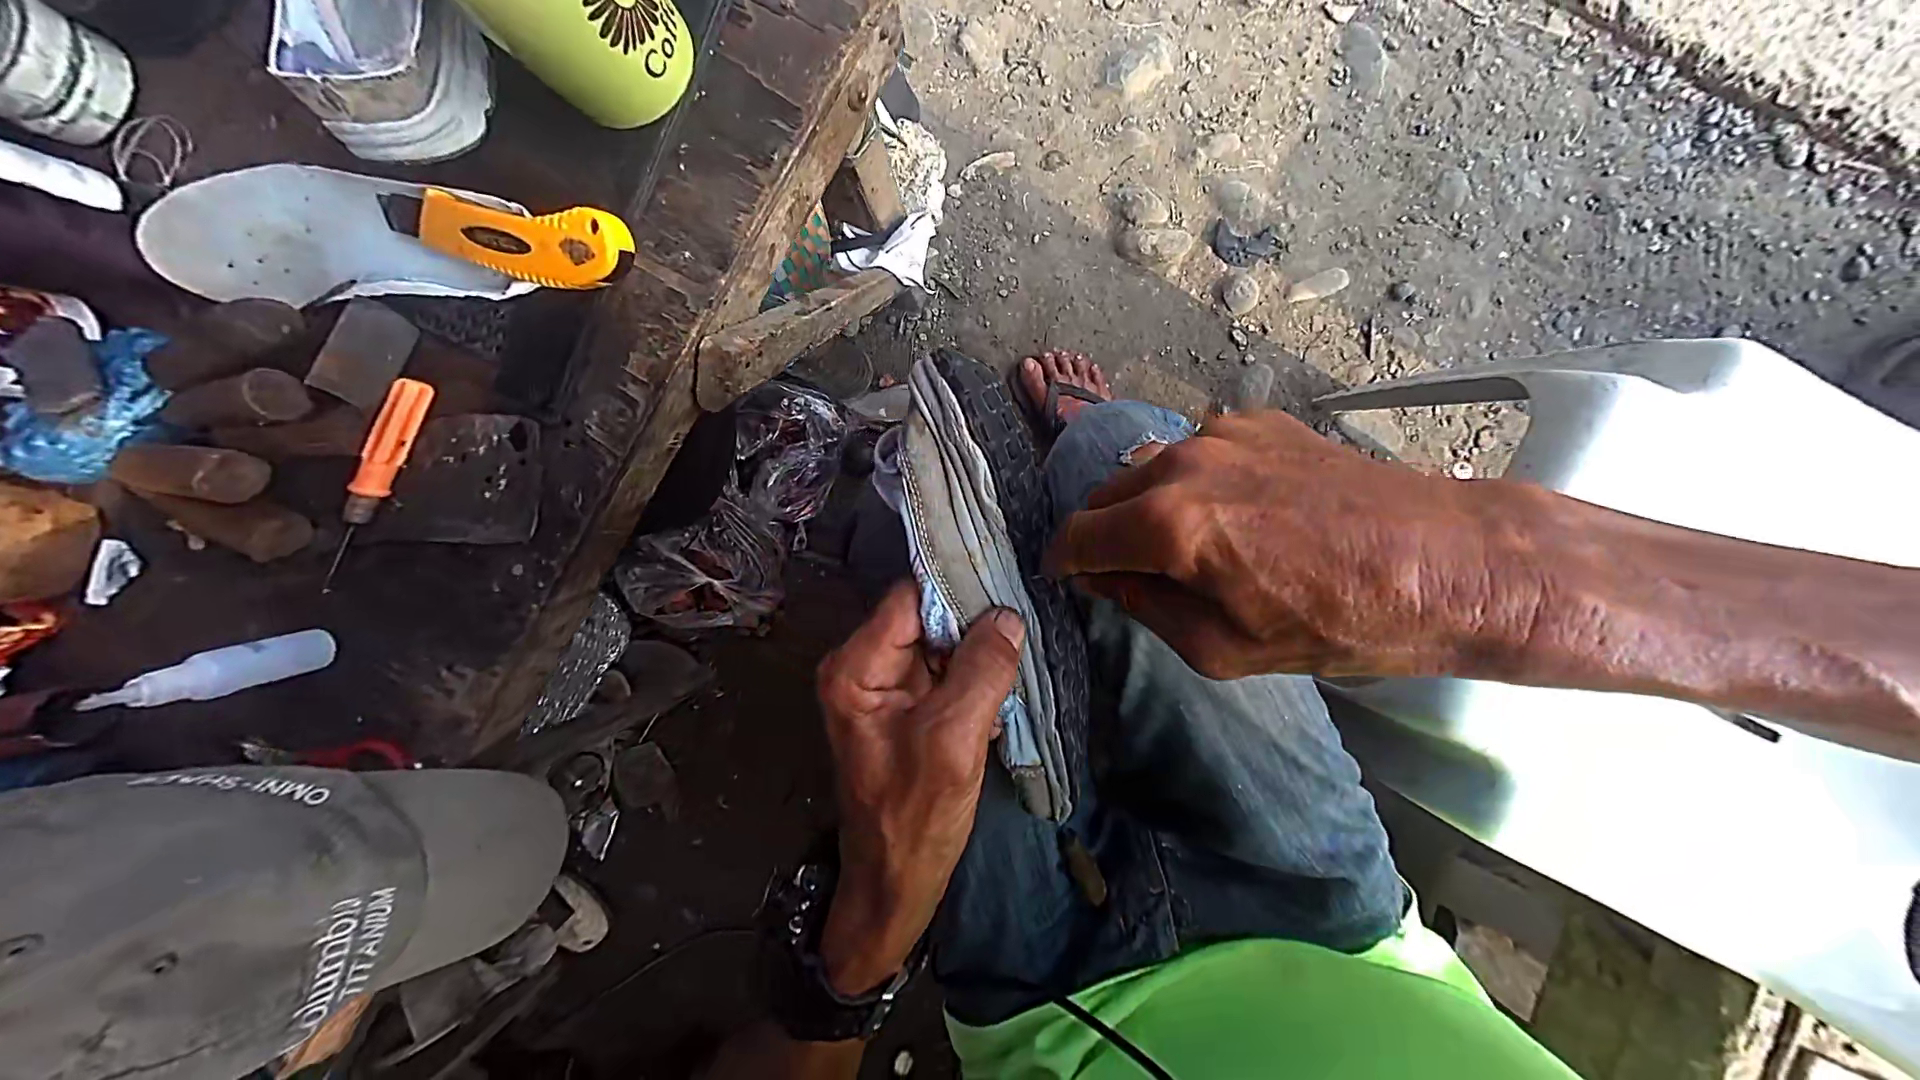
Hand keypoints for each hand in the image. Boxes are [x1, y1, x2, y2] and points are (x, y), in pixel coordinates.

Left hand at [813, 582, 1024, 995]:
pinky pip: (947, 670)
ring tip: (1017, 655)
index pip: (909, 598)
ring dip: (979, 650)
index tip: (1004, 580)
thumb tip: (1009, 617)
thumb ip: (981, 672)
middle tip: (1021, 620)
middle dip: (973, 620)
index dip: (955, 587)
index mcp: (856, 667)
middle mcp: (865, 666)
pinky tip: (1001, 689)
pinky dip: (975, 675)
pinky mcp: (909, 706)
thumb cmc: (914, 819)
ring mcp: (887, 686)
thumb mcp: (952, 741)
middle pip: (926, 617)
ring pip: (942, 642)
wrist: (896, 883)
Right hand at [1047, 410, 1533, 680]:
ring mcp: (1221, 432)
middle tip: (1126, 569)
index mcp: (1168, 525)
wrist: (1450, 561)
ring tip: (1183, 540)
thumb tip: (1103, 576)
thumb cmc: (1339, 621)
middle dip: (1102, 533)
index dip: (1062, 562)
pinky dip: (1190, 480)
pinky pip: (1194, 450)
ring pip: (1146, 468)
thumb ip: (1144, 606)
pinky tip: (1233, 508)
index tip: (1065, 577)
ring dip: (1143, 504)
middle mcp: (1182, 463)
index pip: (1077, 536)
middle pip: (1103, 495)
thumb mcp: (1223, 647)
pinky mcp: (1257, 421)